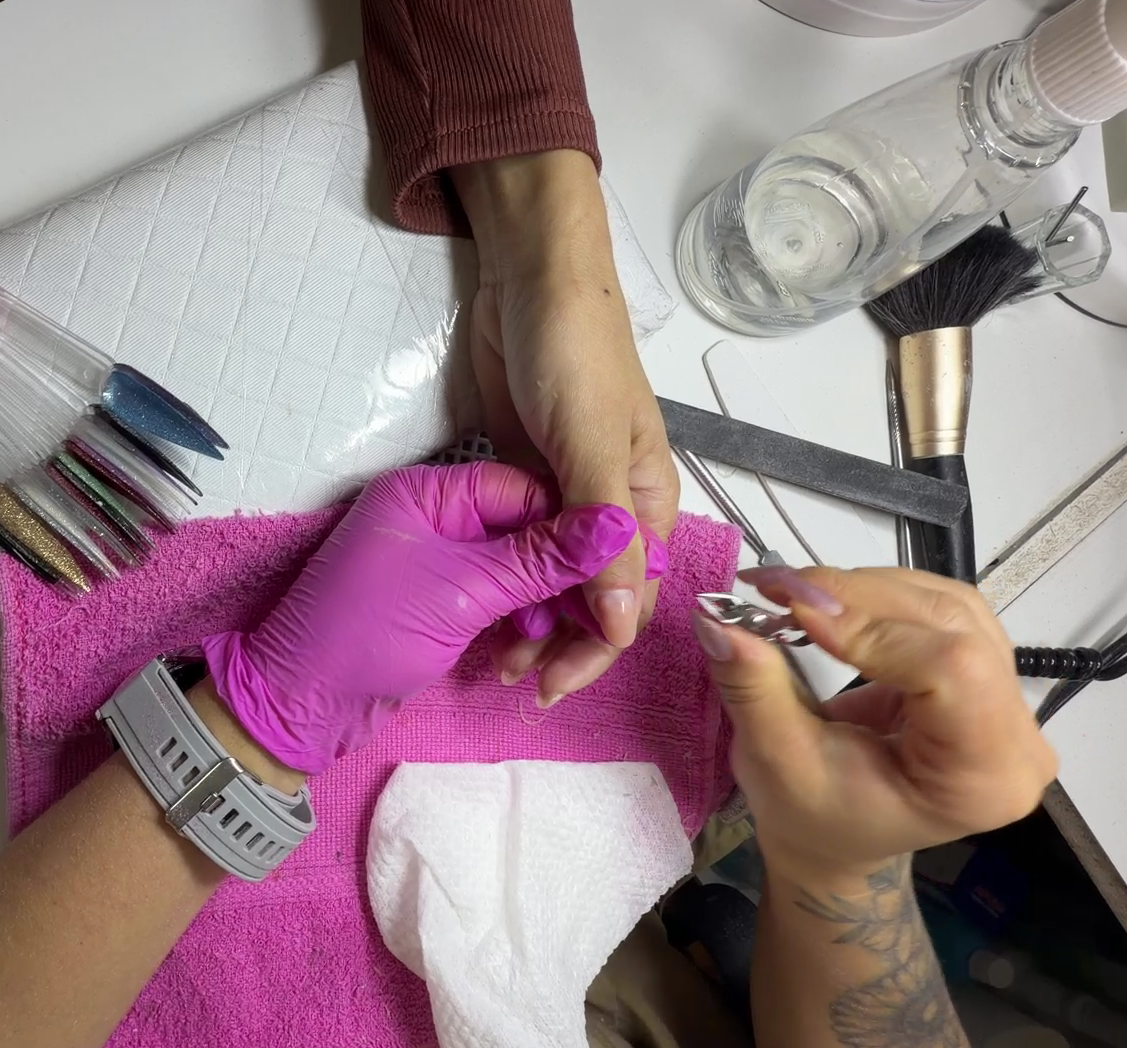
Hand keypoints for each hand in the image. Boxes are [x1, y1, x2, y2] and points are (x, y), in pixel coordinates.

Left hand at [203, 463, 636, 773]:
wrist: (304, 701)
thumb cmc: (370, 632)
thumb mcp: (461, 591)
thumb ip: (539, 559)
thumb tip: (617, 528)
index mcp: (430, 492)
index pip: (525, 492)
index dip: (573, 529)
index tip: (612, 570)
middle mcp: (436, 515)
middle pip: (524, 532)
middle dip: (558, 580)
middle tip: (588, 625)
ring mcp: (438, 558)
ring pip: (514, 571)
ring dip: (539, 611)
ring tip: (546, 656)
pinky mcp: (439, 597)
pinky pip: (494, 598)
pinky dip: (514, 625)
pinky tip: (524, 659)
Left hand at [451, 150, 680, 706]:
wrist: (530, 283)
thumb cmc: (574, 356)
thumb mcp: (590, 447)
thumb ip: (603, 535)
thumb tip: (625, 625)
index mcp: (643, 503)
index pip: (629, 598)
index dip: (594, 648)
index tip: (552, 685)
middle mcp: (608, 508)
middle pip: (591, 595)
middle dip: (558, 640)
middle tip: (512, 677)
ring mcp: (563, 494)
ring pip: (551, 575)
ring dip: (528, 615)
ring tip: (494, 655)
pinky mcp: (526, 478)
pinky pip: (520, 543)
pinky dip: (507, 575)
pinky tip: (483, 601)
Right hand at [693, 566, 1058, 879]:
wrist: (834, 833)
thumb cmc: (808, 813)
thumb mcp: (772, 758)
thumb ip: (753, 687)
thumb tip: (717, 620)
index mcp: (980, 777)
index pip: (952, 671)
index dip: (871, 629)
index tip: (790, 612)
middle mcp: (1017, 735)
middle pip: (951, 625)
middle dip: (854, 595)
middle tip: (772, 588)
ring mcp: (1005, 700)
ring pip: (946, 604)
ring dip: (862, 586)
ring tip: (791, 593)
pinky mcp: (979, 674)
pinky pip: (937, 610)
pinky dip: (875, 592)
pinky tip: (826, 603)